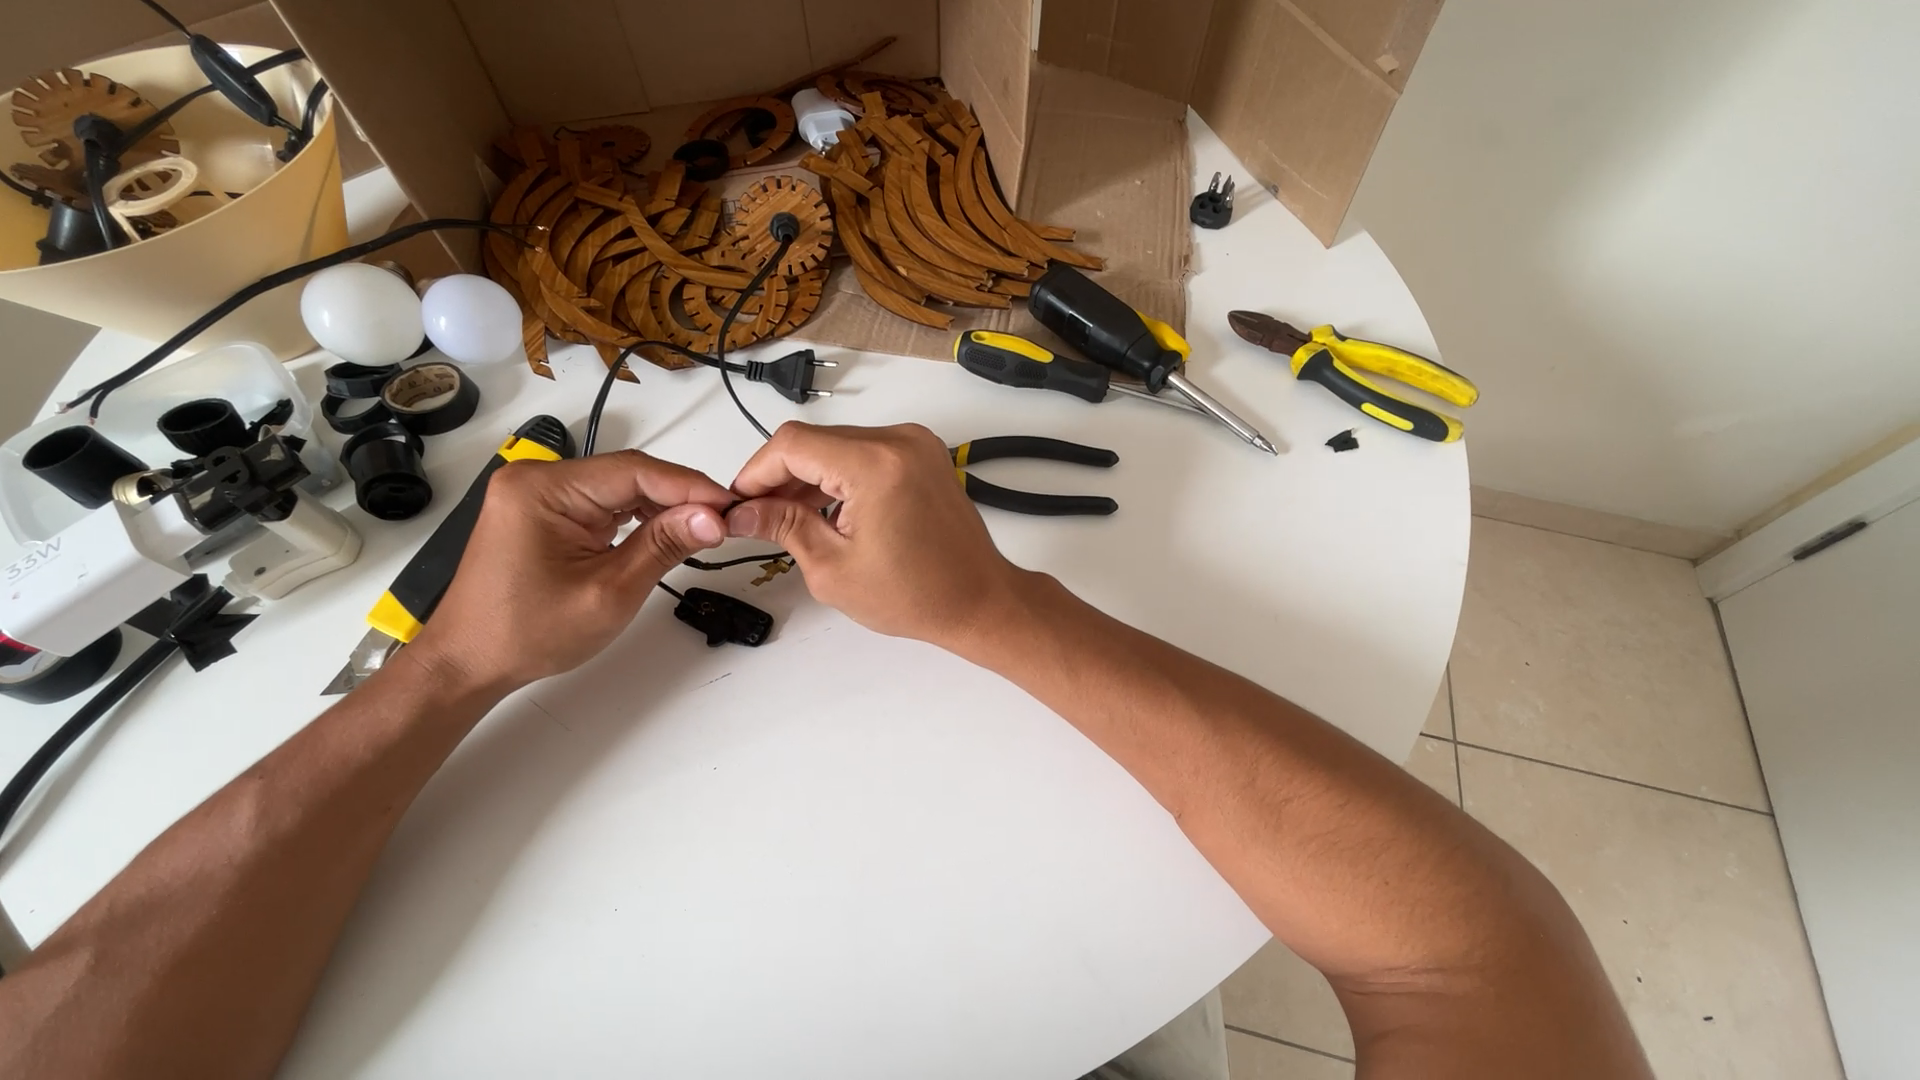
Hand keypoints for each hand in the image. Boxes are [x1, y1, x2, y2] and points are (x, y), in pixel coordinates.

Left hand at [409, 450, 731, 692]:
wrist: (470, 661)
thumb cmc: (525, 632)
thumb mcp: (609, 592)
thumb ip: (663, 546)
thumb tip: (710, 517)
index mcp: (541, 489)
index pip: (634, 471)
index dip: (689, 486)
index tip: (728, 506)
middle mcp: (536, 480)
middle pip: (628, 475)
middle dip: (679, 496)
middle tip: (722, 521)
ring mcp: (539, 495)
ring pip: (620, 488)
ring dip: (662, 507)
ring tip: (701, 529)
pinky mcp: (545, 512)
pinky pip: (604, 503)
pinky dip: (638, 517)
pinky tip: (665, 532)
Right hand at [725, 422, 1028, 649]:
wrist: (979, 600)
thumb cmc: (920, 594)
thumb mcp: (833, 567)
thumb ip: (783, 527)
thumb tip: (743, 511)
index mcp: (876, 465)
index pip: (793, 444)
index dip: (756, 472)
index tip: (740, 502)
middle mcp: (900, 442)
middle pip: (815, 441)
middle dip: (780, 476)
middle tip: (758, 516)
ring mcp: (916, 445)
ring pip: (838, 445)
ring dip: (809, 477)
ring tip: (790, 519)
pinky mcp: (923, 455)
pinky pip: (865, 453)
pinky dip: (839, 476)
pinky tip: (826, 510)